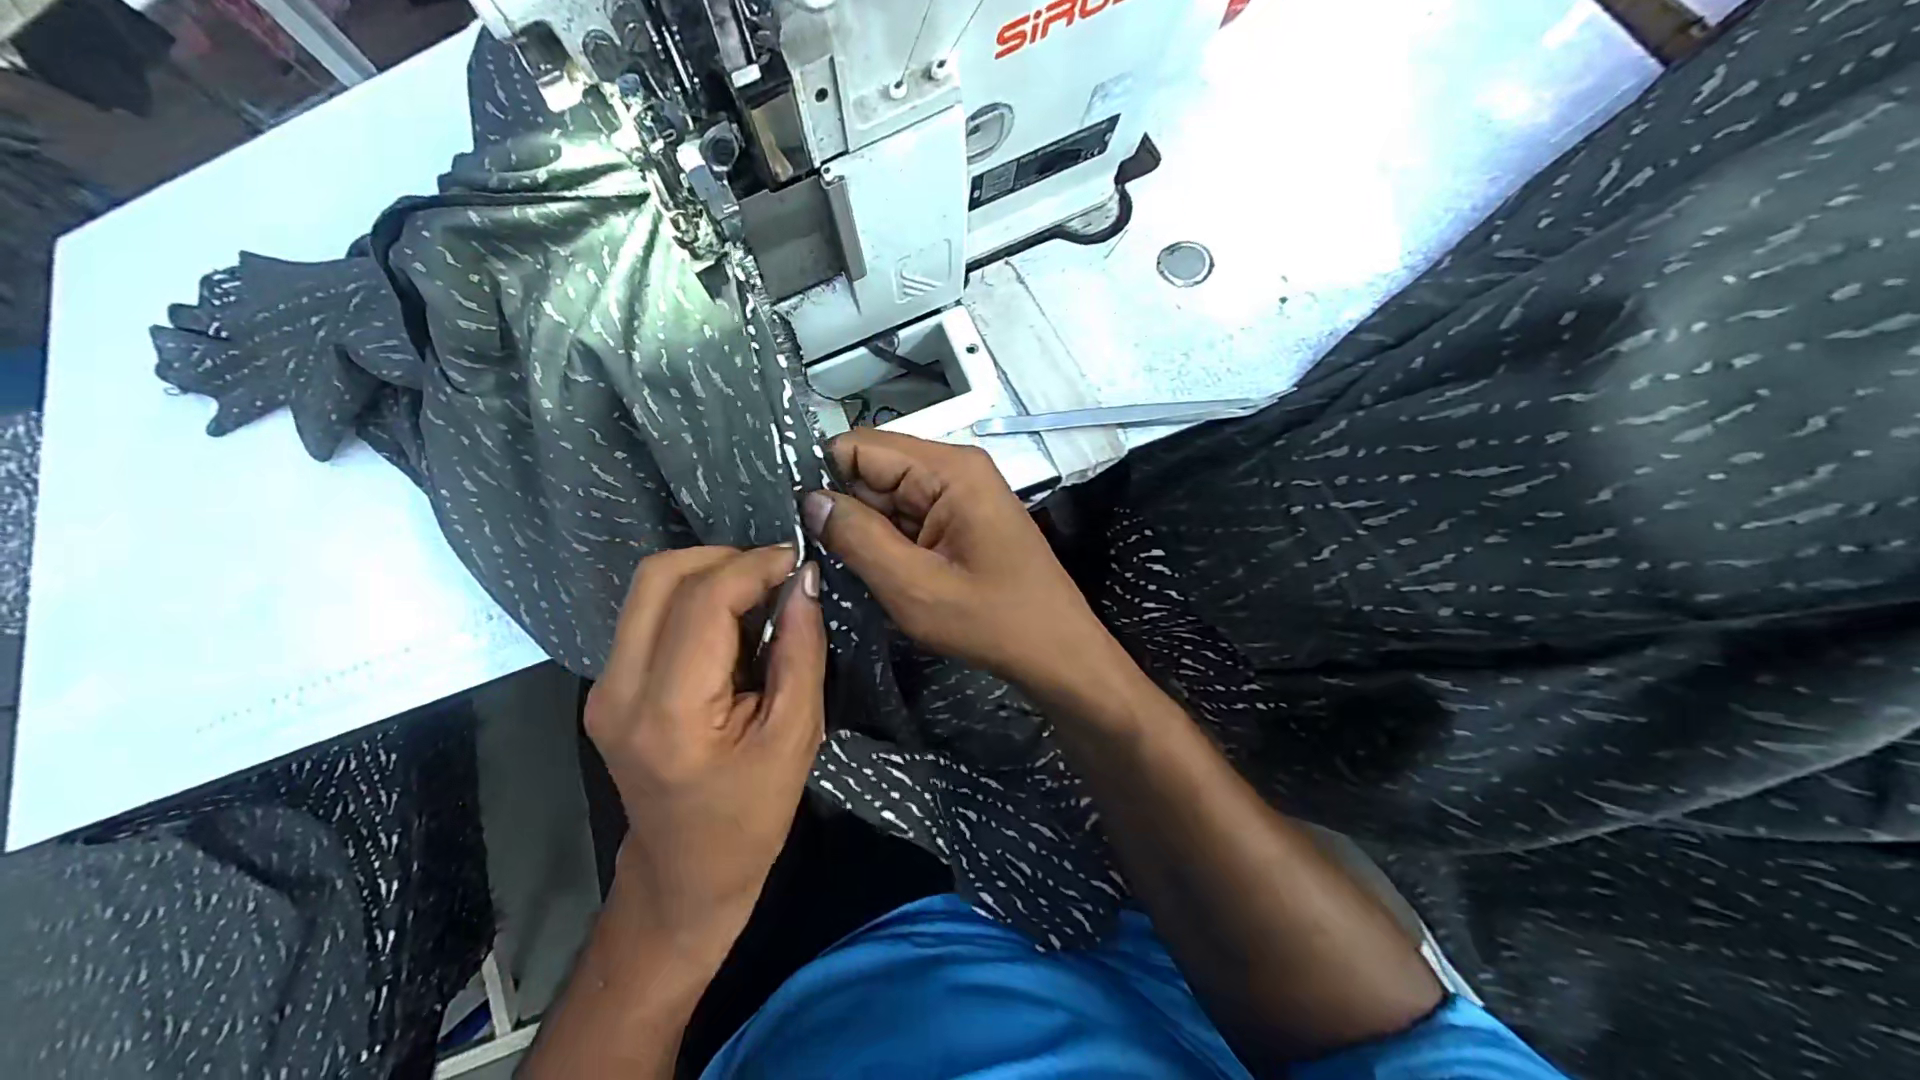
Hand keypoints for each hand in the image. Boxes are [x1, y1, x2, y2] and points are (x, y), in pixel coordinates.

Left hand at [584, 546, 824, 955]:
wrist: (684, 874)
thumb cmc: (750, 819)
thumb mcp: (796, 737)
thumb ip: (800, 651)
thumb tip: (805, 579)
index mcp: (667, 712)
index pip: (703, 600)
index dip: (755, 566)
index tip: (800, 561)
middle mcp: (618, 690)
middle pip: (660, 576)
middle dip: (726, 559)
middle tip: (778, 577)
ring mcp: (603, 687)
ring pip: (649, 589)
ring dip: (710, 576)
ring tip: (760, 598)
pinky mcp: (608, 687)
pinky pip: (649, 614)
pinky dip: (695, 600)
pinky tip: (734, 625)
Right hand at [802, 429, 1113, 690]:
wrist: (1056, 652)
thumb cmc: (993, 621)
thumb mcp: (914, 587)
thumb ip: (858, 538)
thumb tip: (810, 499)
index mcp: (948, 470)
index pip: (859, 446)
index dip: (823, 478)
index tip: (795, 520)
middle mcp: (954, 469)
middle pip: (872, 470)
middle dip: (843, 510)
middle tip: (817, 557)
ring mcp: (959, 494)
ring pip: (886, 498)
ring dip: (866, 532)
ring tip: (850, 571)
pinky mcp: (960, 519)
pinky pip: (907, 518)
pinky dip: (888, 544)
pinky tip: (881, 574)